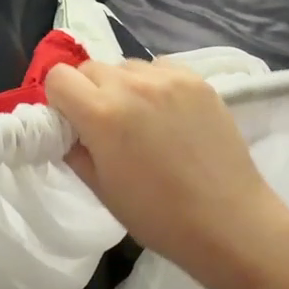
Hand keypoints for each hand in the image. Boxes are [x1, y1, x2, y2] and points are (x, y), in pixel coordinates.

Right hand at [45, 60, 288, 274]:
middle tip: (107, 127)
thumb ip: (75, 150)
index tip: (72, 123)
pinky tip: (169, 115)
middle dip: (89, 92)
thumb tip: (67, 130)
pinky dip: (154, 85)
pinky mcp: (196, 79)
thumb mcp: (102, 190)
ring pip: (126, 66)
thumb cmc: (159, 216)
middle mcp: (131, 84)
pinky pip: (159, 68)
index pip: (58, 77)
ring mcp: (167, 78)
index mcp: (102, 114)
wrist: (230, 222)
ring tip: (143, 121)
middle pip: (90, 68)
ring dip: (123, 86)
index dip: (59, 100)